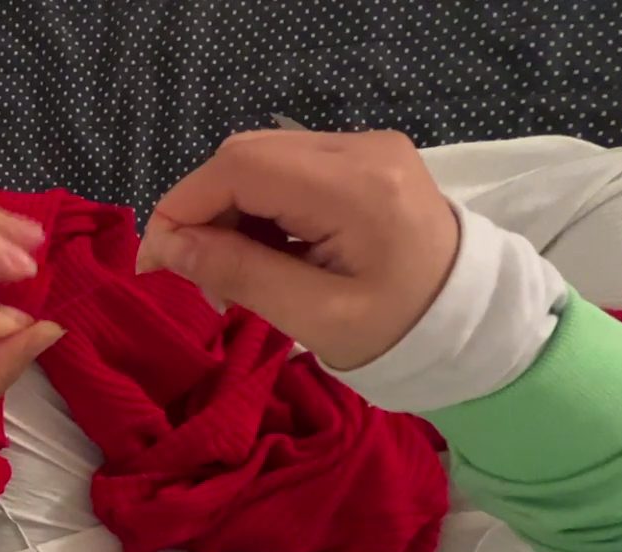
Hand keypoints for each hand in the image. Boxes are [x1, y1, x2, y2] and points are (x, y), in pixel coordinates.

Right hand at [136, 130, 458, 370]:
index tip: (154, 261)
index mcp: (355, 186)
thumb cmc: (395, 331)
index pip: (241, 167)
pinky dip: (250, 215)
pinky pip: (281, 174)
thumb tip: (167, 248)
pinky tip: (255, 257)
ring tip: (226, 276)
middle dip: (198, 212)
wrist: (467, 321)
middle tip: (188, 274)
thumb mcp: (312, 315)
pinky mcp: (358, 163)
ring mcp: (361, 151)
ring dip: (223, 216)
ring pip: (257, 163)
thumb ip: (239, 274)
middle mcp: (359, 149)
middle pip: (244, 157)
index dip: (181, 207)